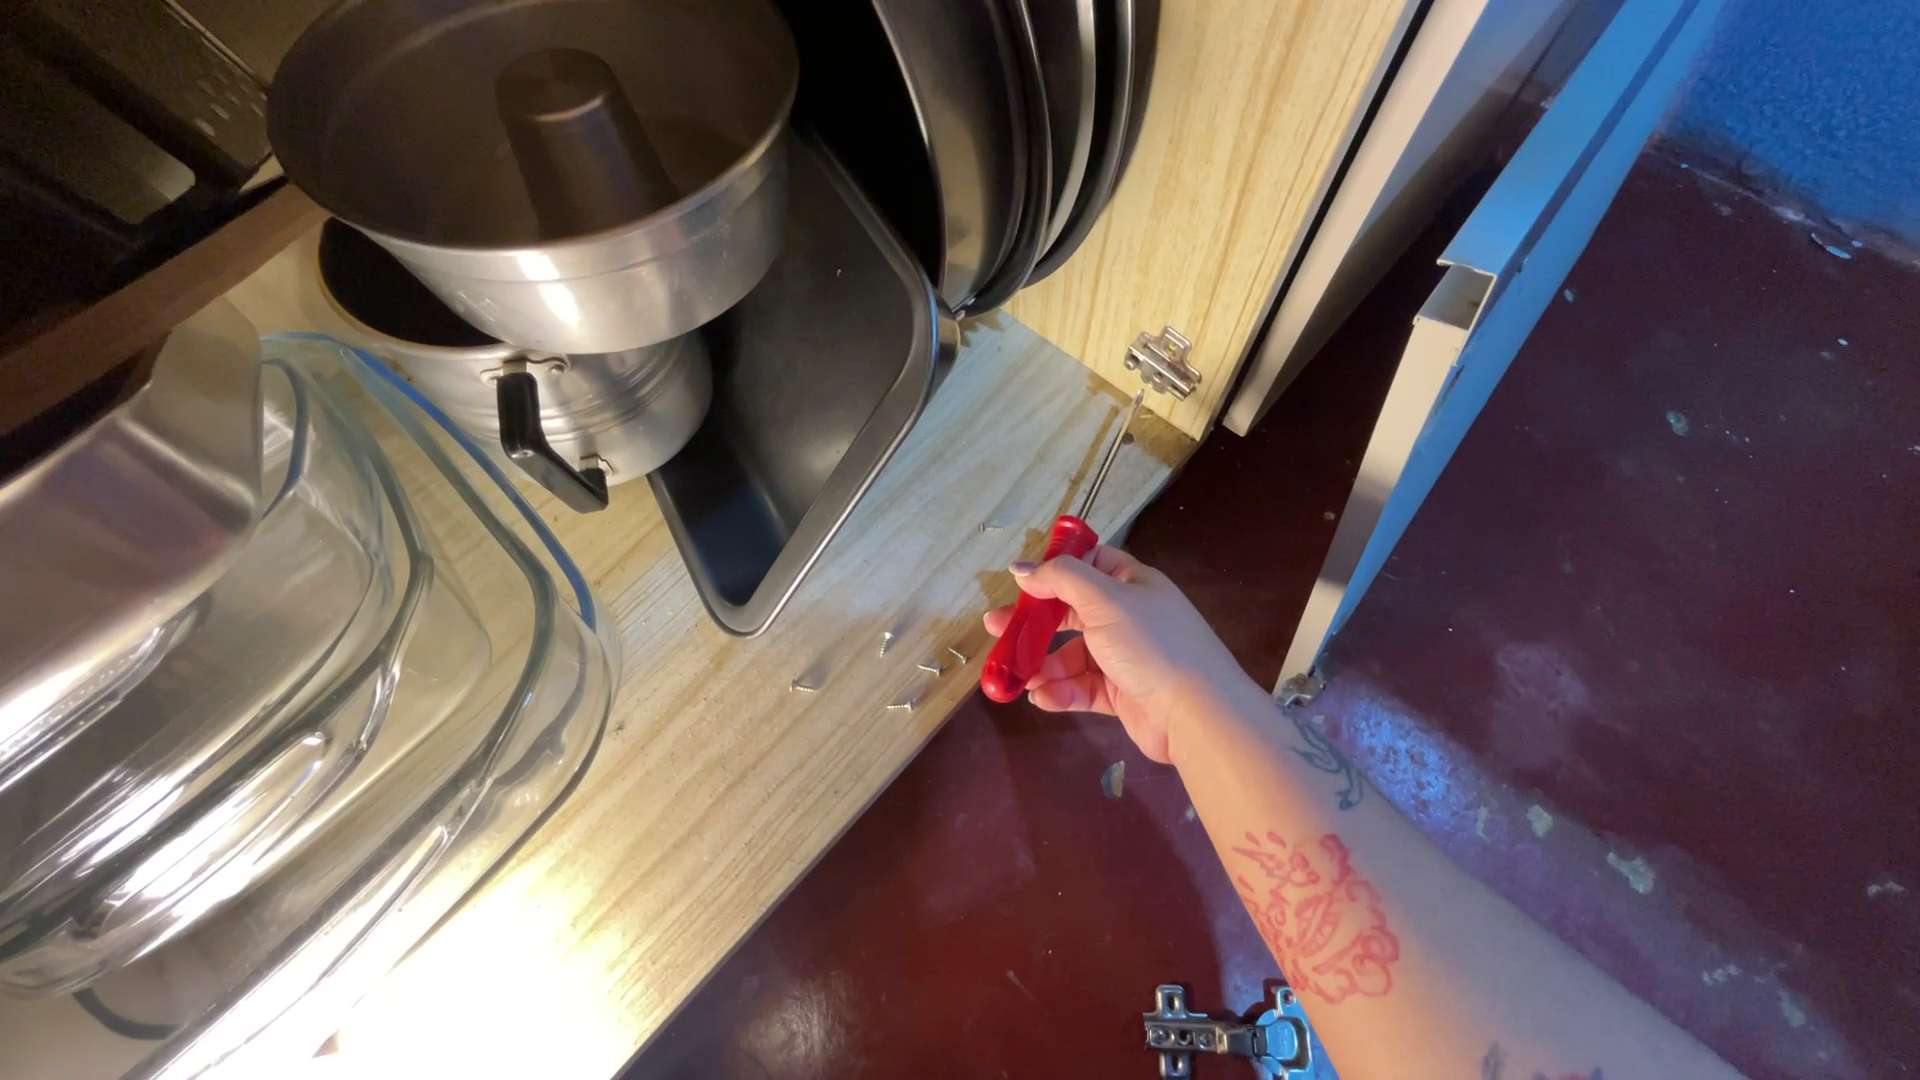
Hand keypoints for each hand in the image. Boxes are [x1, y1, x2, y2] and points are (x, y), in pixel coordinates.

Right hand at [982, 545, 1255, 763]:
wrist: (1196, 713)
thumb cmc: (1151, 644)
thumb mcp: (1105, 600)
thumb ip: (1061, 579)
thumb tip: (1020, 567)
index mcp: (1132, 584)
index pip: (1091, 564)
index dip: (1056, 570)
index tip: (1021, 581)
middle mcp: (1129, 617)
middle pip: (1072, 612)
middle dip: (1034, 622)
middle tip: (995, 628)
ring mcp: (1125, 657)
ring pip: (1072, 655)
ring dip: (1043, 665)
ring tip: (1018, 676)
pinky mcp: (1121, 693)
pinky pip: (1083, 688)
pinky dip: (1061, 692)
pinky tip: (1041, 698)